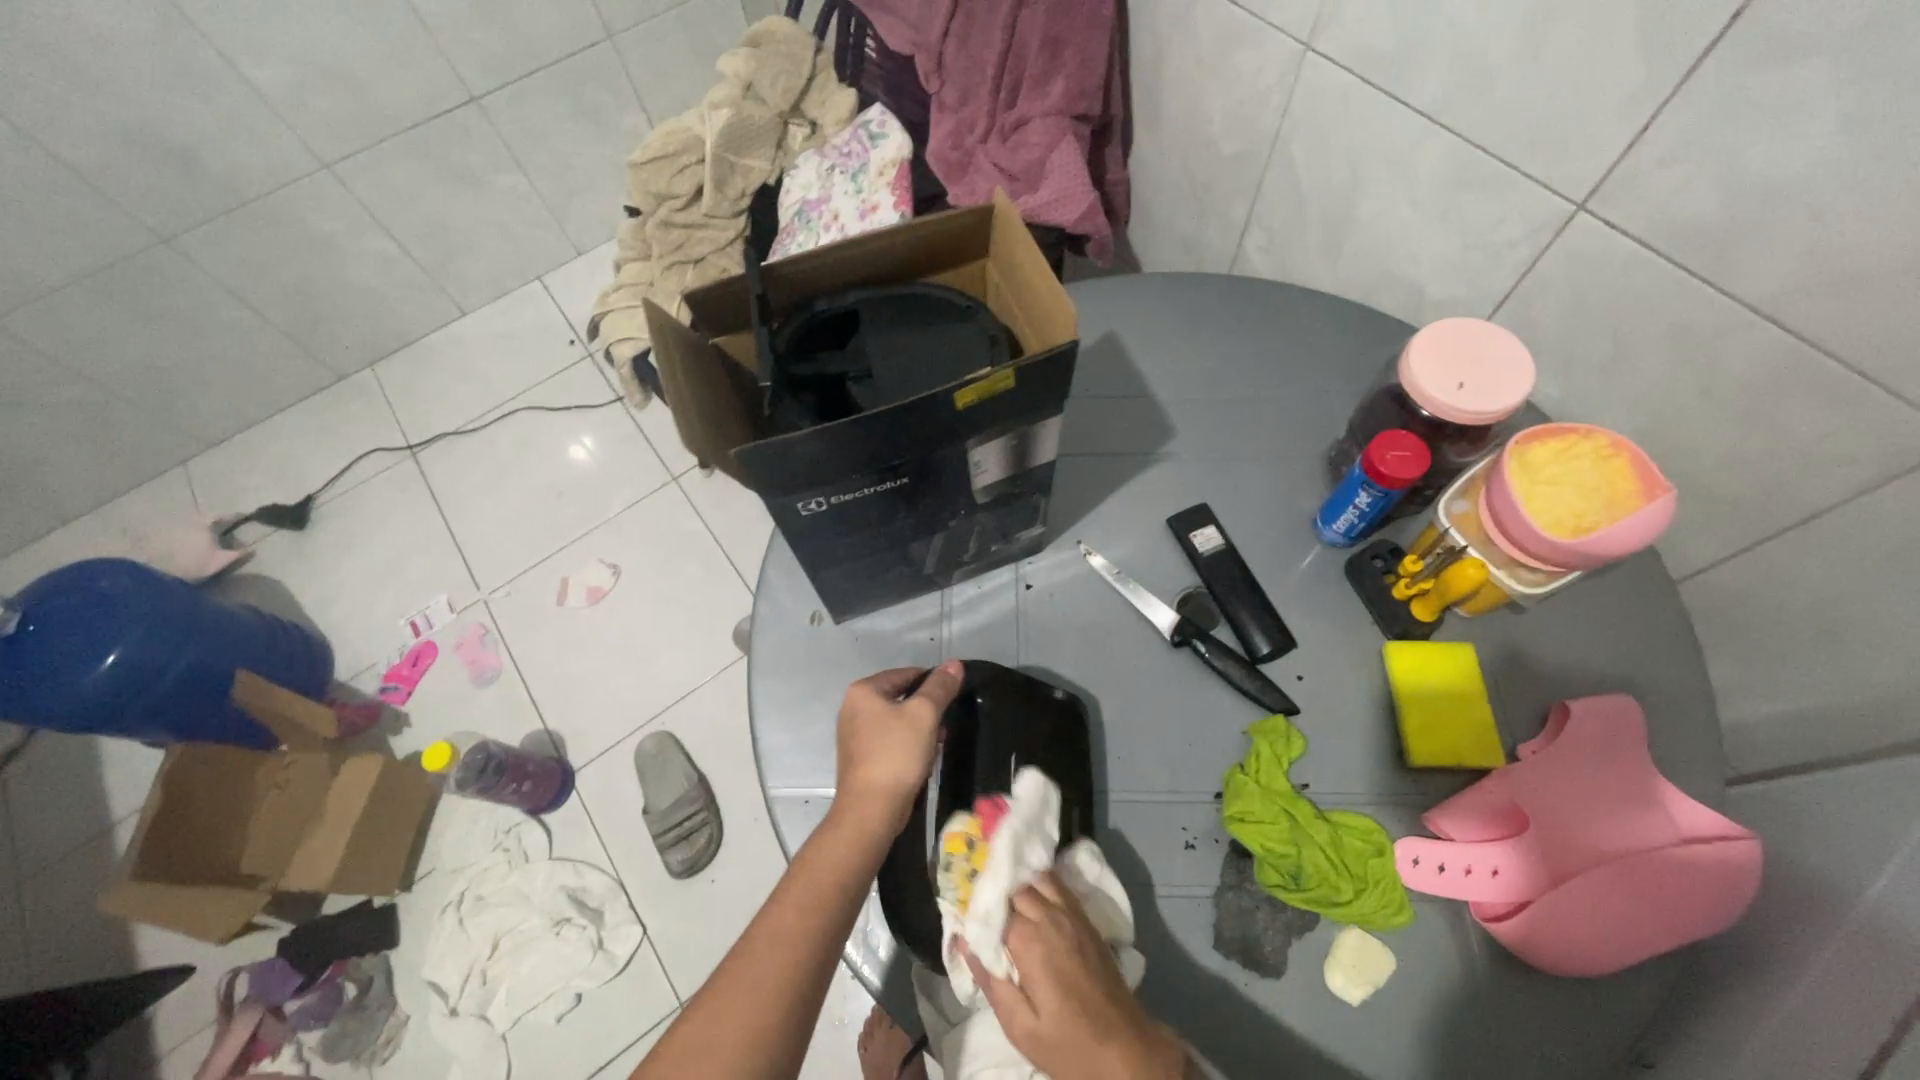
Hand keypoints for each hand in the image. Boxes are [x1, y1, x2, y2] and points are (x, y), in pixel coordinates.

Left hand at [832, 661, 963, 830]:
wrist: (871, 809)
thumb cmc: (896, 754)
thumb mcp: (924, 714)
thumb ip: (940, 687)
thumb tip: (955, 663)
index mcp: (863, 691)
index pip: (905, 674)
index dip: (932, 682)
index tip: (953, 696)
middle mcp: (853, 708)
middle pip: (900, 698)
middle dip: (926, 710)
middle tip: (945, 724)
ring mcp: (854, 735)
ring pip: (897, 722)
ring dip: (920, 730)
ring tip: (938, 743)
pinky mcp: (861, 758)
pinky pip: (891, 742)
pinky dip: (908, 746)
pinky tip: (923, 760)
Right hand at [965, 874, 1186, 1079]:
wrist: (1126, 1049)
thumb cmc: (1069, 1044)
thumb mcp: (1020, 1027)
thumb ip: (991, 981)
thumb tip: (964, 943)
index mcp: (1031, 942)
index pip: (994, 908)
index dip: (977, 910)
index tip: (963, 914)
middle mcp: (1052, 919)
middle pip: (1016, 887)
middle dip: (996, 892)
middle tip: (980, 906)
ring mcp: (1074, 918)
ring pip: (1041, 879)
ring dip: (1020, 883)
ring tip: (1004, 897)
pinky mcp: (1088, 923)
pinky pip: (1062, 889)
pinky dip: (1043, 884)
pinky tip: (1033, 896)